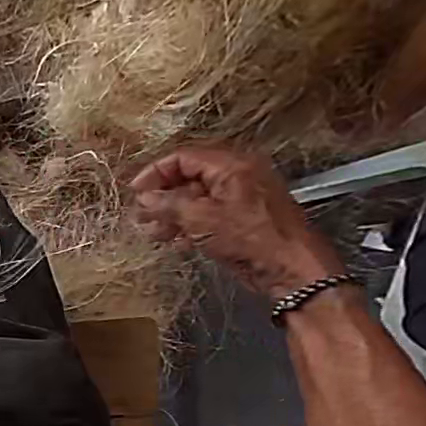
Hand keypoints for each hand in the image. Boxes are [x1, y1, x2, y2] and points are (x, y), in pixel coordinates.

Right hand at [132, 146, 344, 298]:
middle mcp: (237, 175)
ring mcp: (240, 197)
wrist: (290, 268)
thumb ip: (168, 204)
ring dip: (170, 213)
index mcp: (232, 166)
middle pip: (188, 176)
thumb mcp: (201, 218)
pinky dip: (186, 223)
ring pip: (195, 197)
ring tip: (153, 231)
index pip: (183, 157)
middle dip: (161, 195)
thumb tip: (144, 198)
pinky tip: (173, 239)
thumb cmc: (250, 238)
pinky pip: (206, 213)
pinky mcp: (240, 218)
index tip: (135, 192)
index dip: (155, 172)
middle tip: (141, 214)